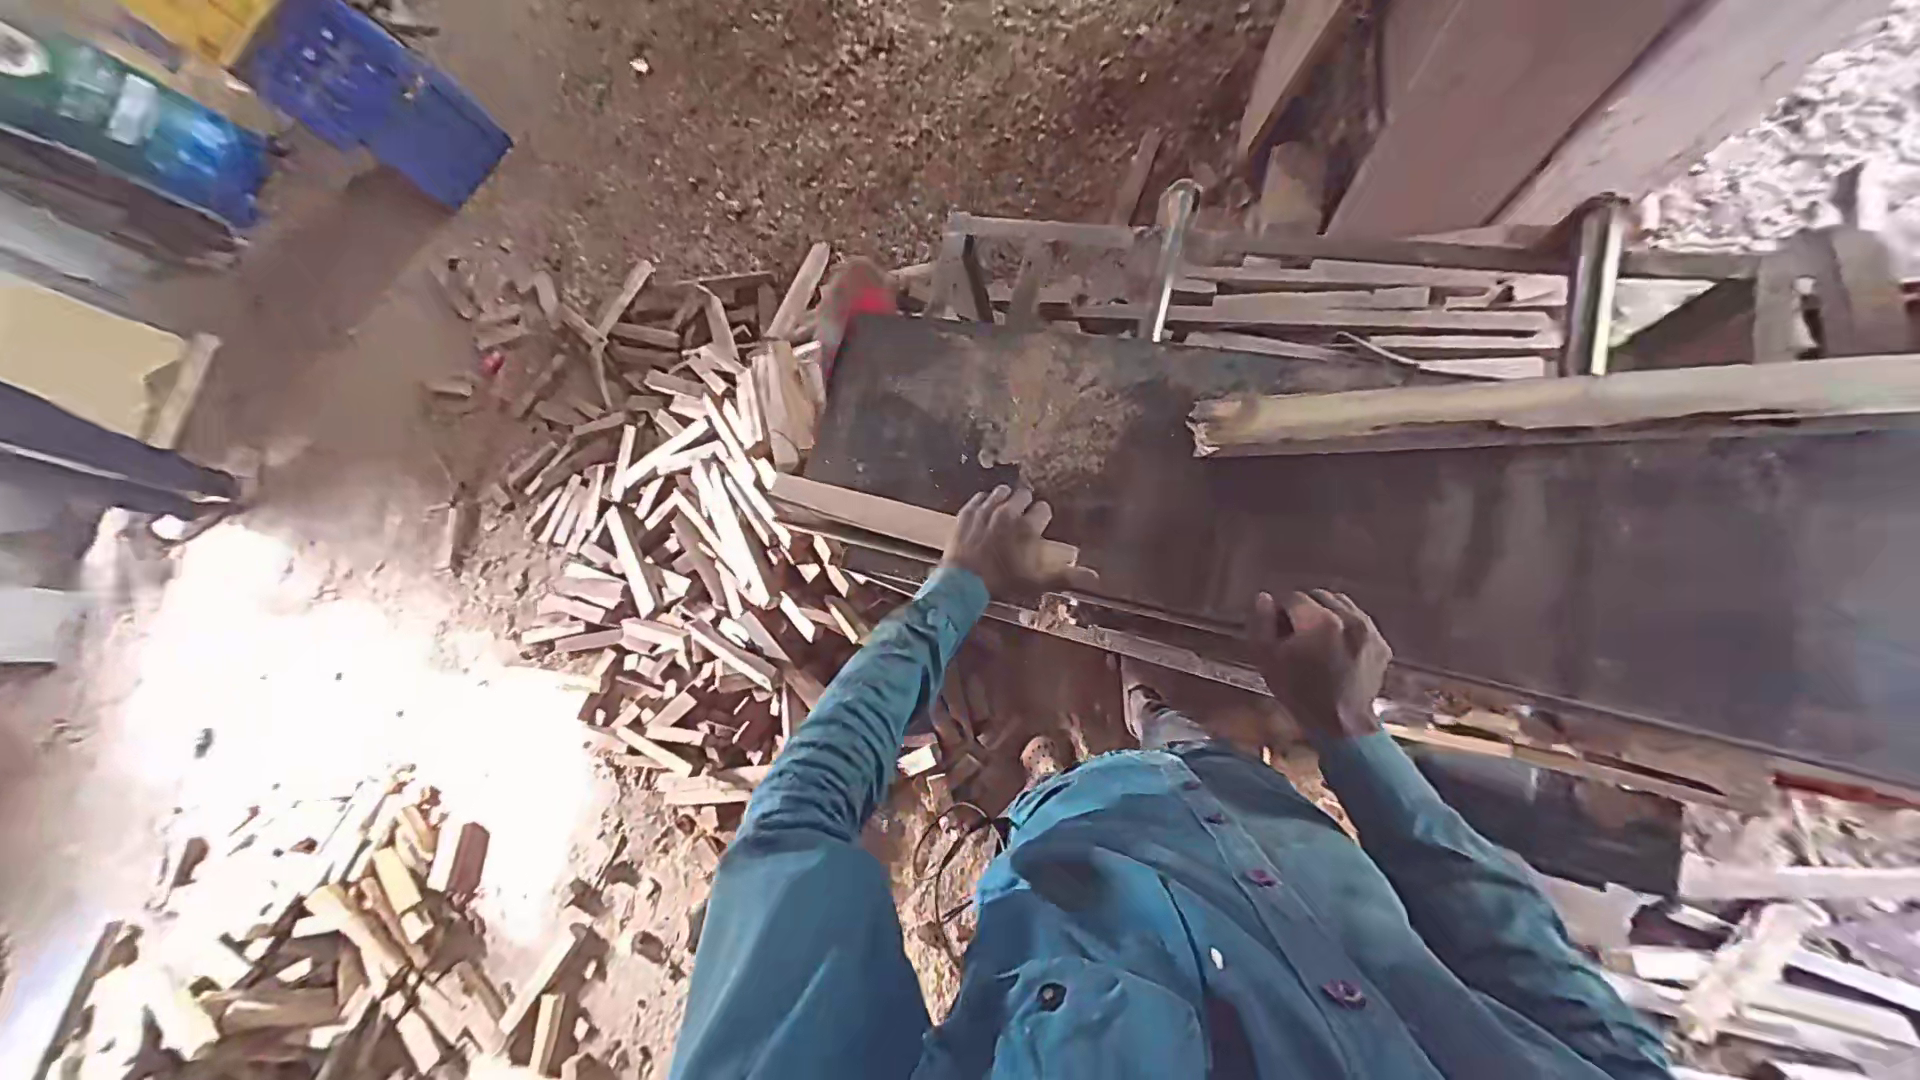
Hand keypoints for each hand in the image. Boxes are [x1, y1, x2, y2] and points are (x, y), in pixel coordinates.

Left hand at [940, 485, 1097, 598]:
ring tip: (1004, 515)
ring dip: (1005, 500)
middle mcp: (1008, 512)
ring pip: (1002, 491)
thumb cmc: (1003, 582)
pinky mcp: (967, 511)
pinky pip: (981, 497)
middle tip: (1020, 520)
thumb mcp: (1037, 581)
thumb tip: (1095, 577)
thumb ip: (1067, 576)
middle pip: (1024, 494)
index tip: (1036, 528)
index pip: (1043, 508)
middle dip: (1025, 505)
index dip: (1041, 518)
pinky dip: (985, 503)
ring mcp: (985, 509)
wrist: (963, 584)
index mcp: (1027, 526)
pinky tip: (986, 514)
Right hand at [1247, 589, 1390, 741]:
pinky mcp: (1381, 644)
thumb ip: (1261, 622)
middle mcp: (1349, 619)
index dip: (1280, 611)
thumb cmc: (1297, 691)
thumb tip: (1265, 598)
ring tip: (1316, 637)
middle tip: (1295, 633)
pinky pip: (1359, 620)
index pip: (1292, 596)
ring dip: (1325, 613)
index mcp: (1319, 621)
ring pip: (1341, 604)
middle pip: (1318, 595)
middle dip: (1303, 608)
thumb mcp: (1266, 657)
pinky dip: (1345, 625)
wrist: (1340, 723)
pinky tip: (1335, 646)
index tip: (1277, 630)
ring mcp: (1369, 631)